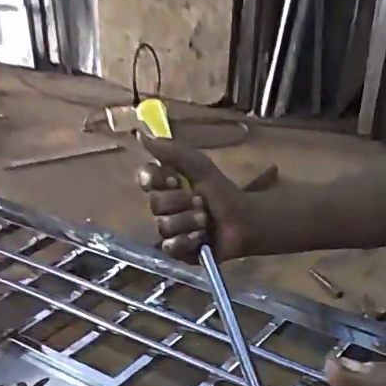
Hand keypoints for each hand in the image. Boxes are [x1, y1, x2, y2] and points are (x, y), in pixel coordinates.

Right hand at [136, 137, 253, 261]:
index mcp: (165, 186)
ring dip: (188, 221)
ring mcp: (171, 231)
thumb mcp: (201, 167)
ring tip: (206, 221)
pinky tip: (202, 238)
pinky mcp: (180, 252)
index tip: (175, 179)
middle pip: (155, 204)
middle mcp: (164, 209)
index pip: (145, 179)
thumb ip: (172, 151)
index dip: (156, 180)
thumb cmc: (224, 194)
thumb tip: (141, 133)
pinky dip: (187, 240)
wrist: (244, 223)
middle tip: (202, 203)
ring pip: (163, 226)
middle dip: (180, 202)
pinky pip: (170, 247)